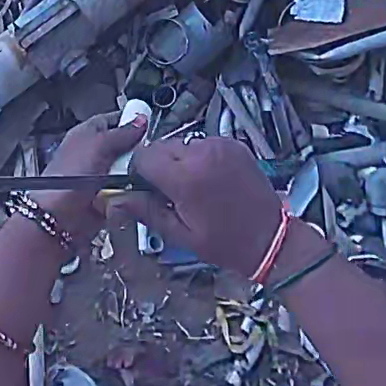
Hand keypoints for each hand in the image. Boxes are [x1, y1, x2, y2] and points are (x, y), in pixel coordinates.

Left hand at [32, 113, 148, 240]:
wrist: (60, 216)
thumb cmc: (65, 177)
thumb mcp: (99, 145)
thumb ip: (122, 132)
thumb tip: (141, 120)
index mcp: (89, 133)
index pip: (114, 119)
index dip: (131, 120)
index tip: (150, 123)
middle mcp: (95, 153)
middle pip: (127, 145)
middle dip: (137, 151)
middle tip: (144, 153)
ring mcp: (102, 175)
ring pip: (131, 168)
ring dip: (135, 172)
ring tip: (135, 173)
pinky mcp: (109, 195)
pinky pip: (130, 189)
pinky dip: (133, 190)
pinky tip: (133, 189)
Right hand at [111, 136, 284, 274]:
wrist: (272, 239)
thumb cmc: (225, 242)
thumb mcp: (180, 234)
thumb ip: (145, 211)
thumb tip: (113, 199)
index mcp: (186, 177)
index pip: (144, 156)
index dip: (139, 171)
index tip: (144, 186)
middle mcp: (201, 154)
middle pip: (161, 146)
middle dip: (159, 165)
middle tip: (170, 190)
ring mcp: (219, 145)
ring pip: (181, 144)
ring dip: (178, 160)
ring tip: (193, 186)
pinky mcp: (232, 144)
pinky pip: (202, 144)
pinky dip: (198, 157)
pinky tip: (209, 178)